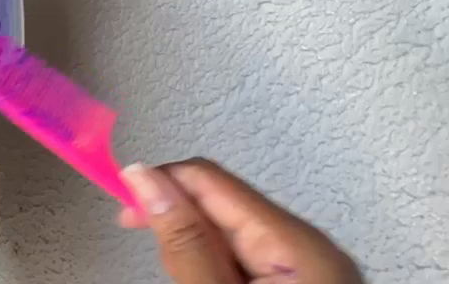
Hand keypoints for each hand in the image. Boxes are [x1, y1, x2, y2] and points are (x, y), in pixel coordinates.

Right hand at [120, 160, 361, 283]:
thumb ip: (184, 238)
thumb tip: (141, 175)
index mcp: (298, 242)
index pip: (204, 176)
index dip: (155, 185)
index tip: (125, 212)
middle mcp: (317, 244)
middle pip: (219, 199)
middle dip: (180, 221)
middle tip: (167, 264)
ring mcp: (323, 266)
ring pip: (232, 226)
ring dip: (200, 244)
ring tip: (196, 279)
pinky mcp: (317, 282)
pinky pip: (253, 250)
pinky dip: (224, 262)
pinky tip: (220, 282)